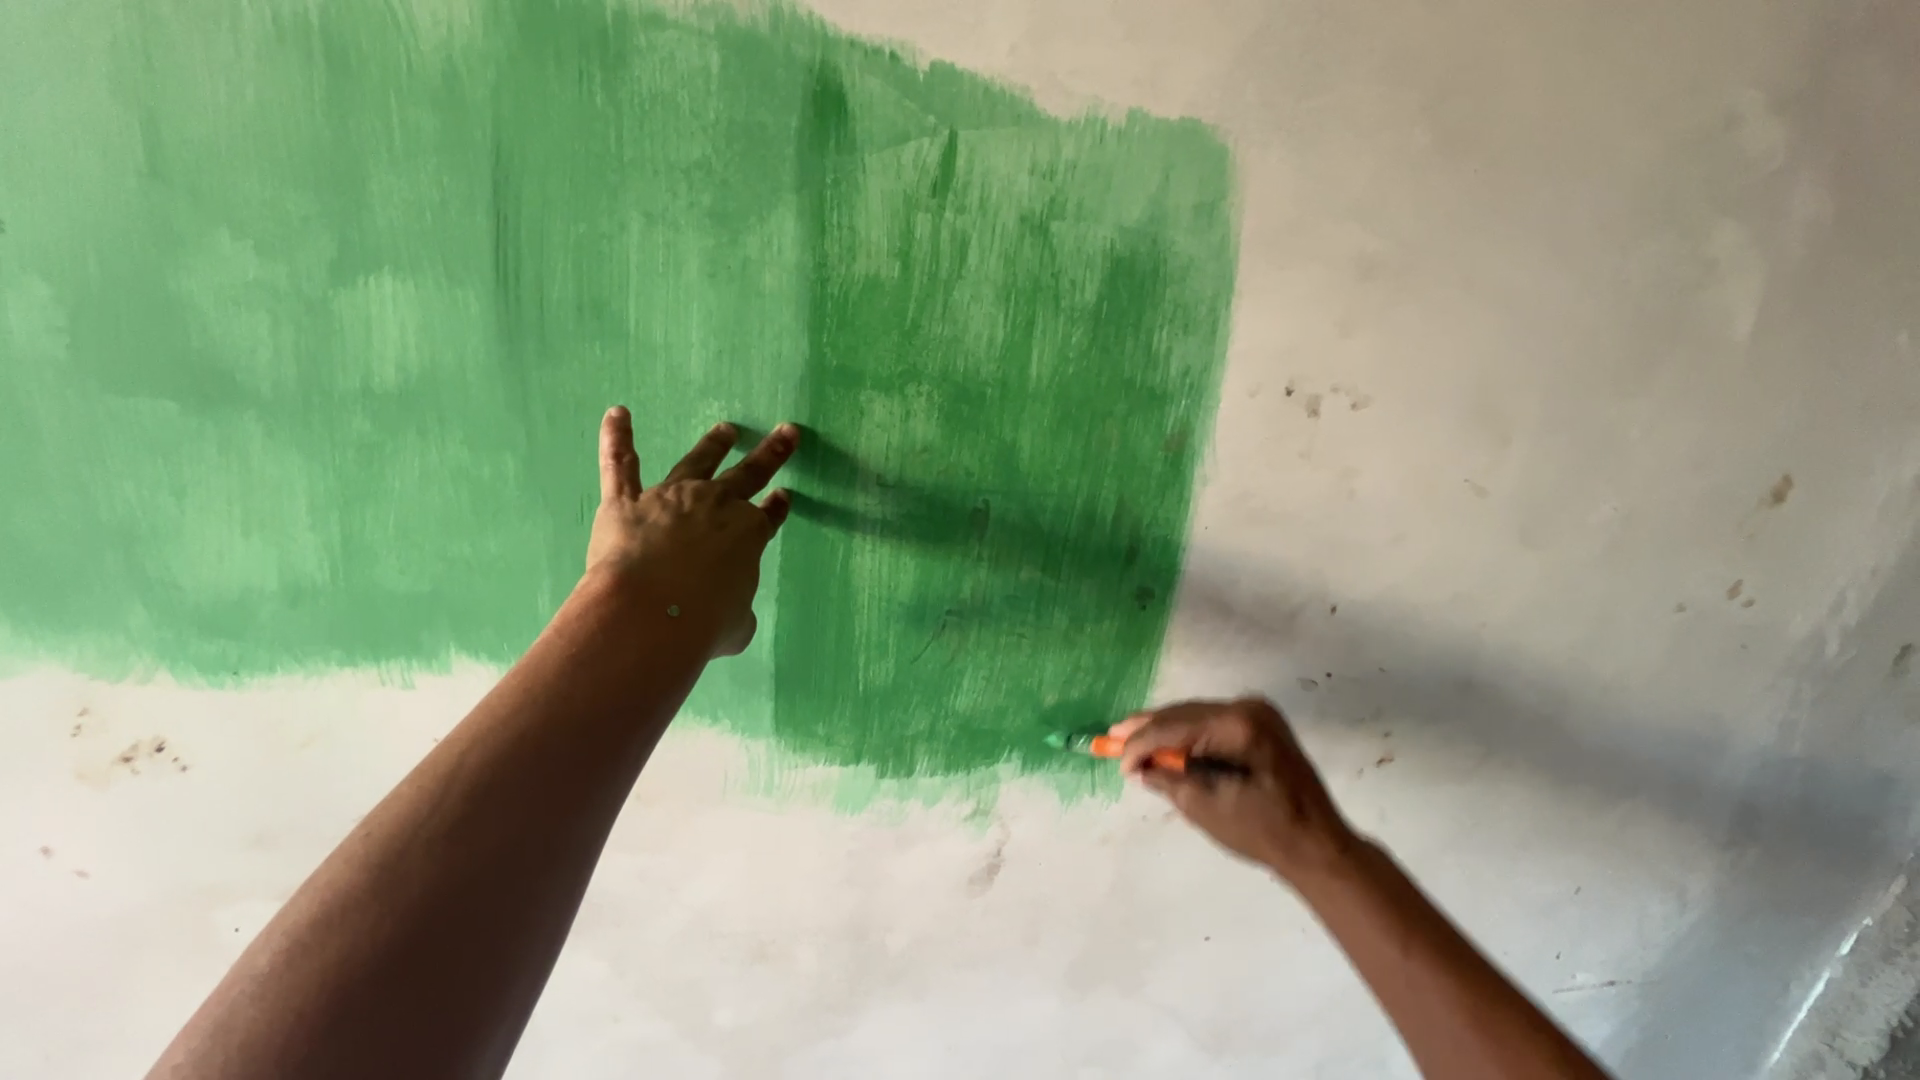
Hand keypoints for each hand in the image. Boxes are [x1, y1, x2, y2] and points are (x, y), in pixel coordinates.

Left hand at [587, 406, 797, 656]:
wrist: (651, 613)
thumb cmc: (703, 623)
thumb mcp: (736, 626)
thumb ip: (735, 613)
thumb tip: (729, 615)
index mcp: (748, 534)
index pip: (769, 516)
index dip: (778, 507)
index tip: (784, 496)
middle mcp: (715, 506)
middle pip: (748, 475)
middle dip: (770, 454)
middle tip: (785, 433)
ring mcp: (671, 498)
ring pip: (696, 462)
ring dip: (713, 445)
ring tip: (726, 430)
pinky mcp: (627, 502)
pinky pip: (620, 465)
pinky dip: (616, 438)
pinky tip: (617, 413)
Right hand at [1113, 697, 1356, 880]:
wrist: (1319, 844)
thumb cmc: (1264, 832)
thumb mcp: (1206, 808)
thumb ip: (1168, 779)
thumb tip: (1140, 766)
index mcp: (1239, 727)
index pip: (1175, 728)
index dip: (1141, 744)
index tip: (1118, 763)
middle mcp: (1248, 708)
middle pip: (1183, 713)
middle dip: (1148, 728)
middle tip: (1112, 737)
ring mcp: (1258, 712)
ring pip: (1195, 714)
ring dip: (1165, 728)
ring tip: (1129, 737)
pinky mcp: (1261, 722)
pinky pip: (1211, 721)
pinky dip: (1187, 732)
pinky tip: (1165, 741)